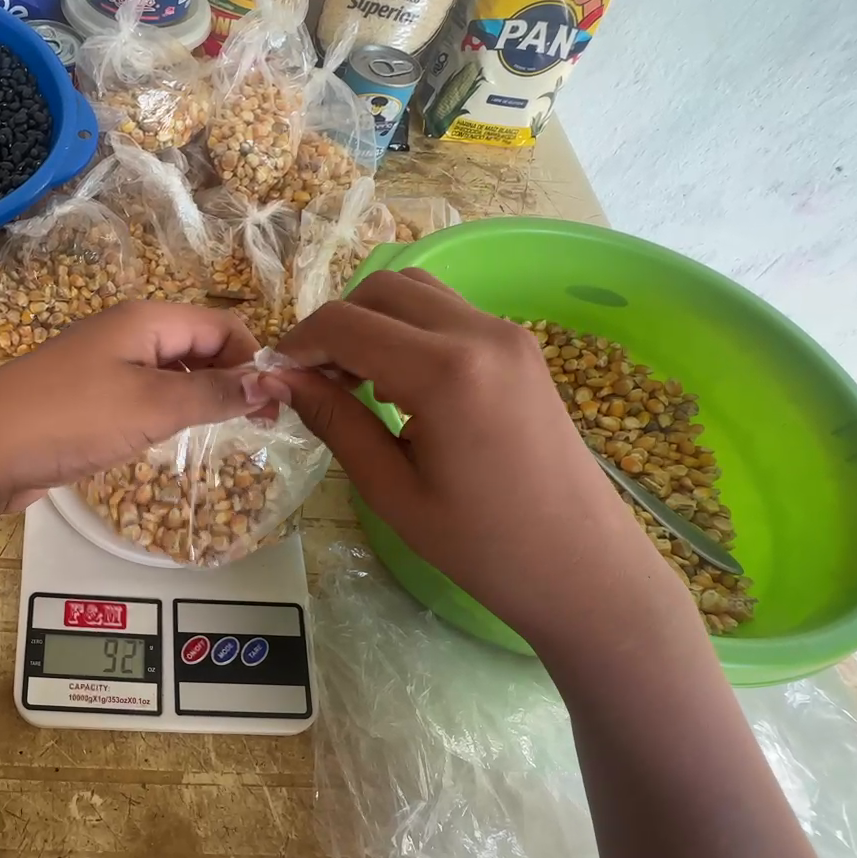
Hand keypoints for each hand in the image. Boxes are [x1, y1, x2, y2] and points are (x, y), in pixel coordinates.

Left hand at [0, 301, 273, 512]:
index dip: (253, 360)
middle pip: (196, 347)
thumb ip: (214, 393)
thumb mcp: (153, 405)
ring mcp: (101, 366)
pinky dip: (162, 413)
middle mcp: (125, 334)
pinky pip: (139, 397)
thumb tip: (268, 381)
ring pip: (168, 374)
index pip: (221, 326)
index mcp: (146, 321)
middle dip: (229, 380)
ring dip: (197, 398)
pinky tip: (166, 440)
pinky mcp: (84, 400)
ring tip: (219, 436)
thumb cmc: (72, 419)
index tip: (273, 409)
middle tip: (254, 428)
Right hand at [270, 269, 694, 654]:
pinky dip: (404, 328)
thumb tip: (280, 380)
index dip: (297, 344)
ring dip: (369, 321)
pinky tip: (394, 382)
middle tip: (312, 380)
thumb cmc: (480, 545)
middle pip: (379, 290)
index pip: (345, 324)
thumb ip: (333, 420)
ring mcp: (507, 334)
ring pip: (413, 290)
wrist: (582, 567)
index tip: (274, 380)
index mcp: (445, 372)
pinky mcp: (519, 347)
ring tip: (350, 379)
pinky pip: (444, 312)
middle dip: (332, 326)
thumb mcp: (389, 489)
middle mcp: (480, 333)